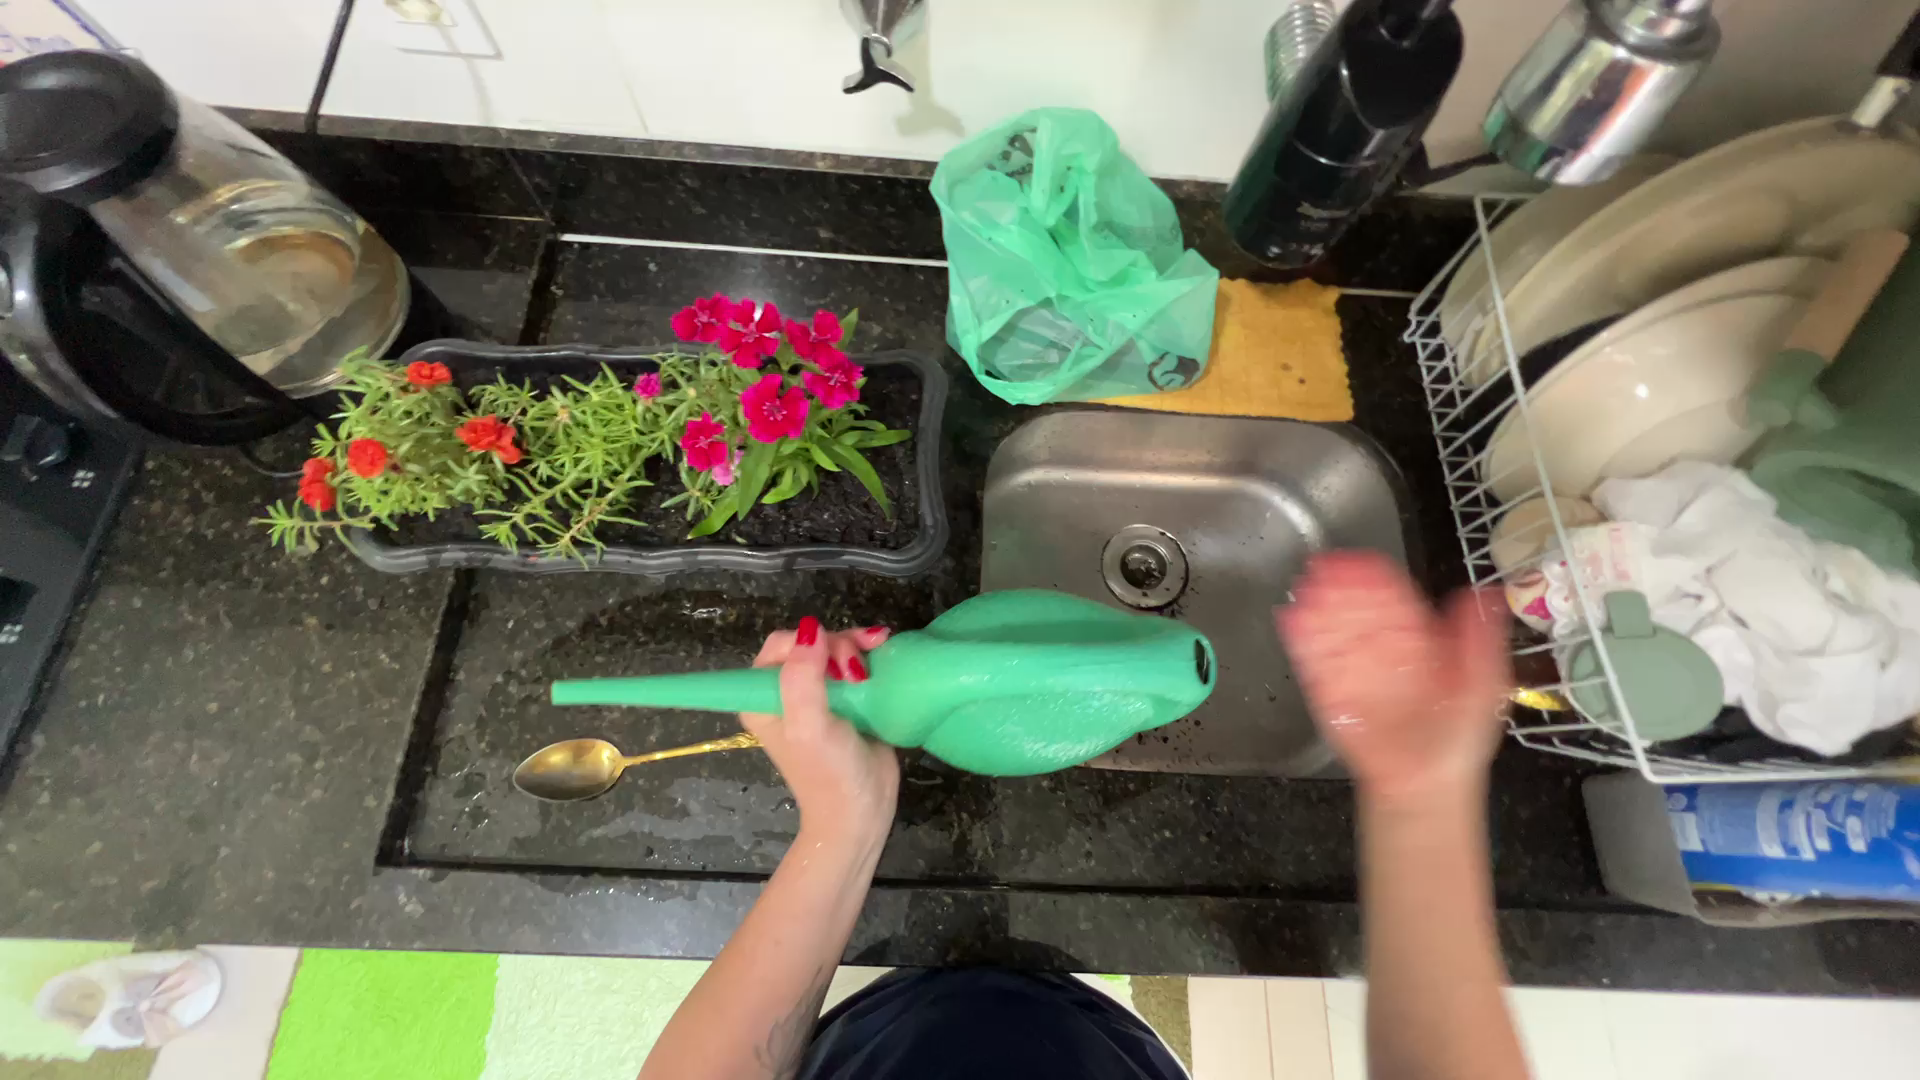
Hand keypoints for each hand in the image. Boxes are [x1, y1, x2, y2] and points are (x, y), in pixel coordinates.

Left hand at [742, 618, 898, 845]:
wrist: (862, 812)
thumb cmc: (829, 773)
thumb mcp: (809, 727)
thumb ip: (802, 678)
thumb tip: (811, 629)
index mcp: (763, 698)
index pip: (780, 645)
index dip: (808, 644)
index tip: (835, 666)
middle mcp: (787, 692)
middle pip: (811, 642)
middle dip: (838, 646)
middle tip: (857, 674)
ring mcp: (820, 694)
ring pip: (835, 648)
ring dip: (857, 647)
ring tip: (872, 669)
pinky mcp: (849, 698)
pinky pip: (855, 661)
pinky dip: (870, 654)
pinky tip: (884, 651)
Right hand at [1276, 552, 1510, 803]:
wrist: (1426, 783)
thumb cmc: (1457, 737)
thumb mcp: (1483, 683)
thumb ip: (1479, 639)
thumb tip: (1483, 593)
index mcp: (1416, 645)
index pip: (1392, 605)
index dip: (1375, 582)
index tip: (1358, 561)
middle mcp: (1381, 653)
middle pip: (1356, 614)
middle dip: (1339, 589)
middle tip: (1322, 565)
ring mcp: (1353, 672)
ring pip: (1332, 634)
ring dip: (1317, 609)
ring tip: (1304, 587)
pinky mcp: (1330, 693)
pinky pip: (1314, 664)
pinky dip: (1301, 641)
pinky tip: (1291, 618)